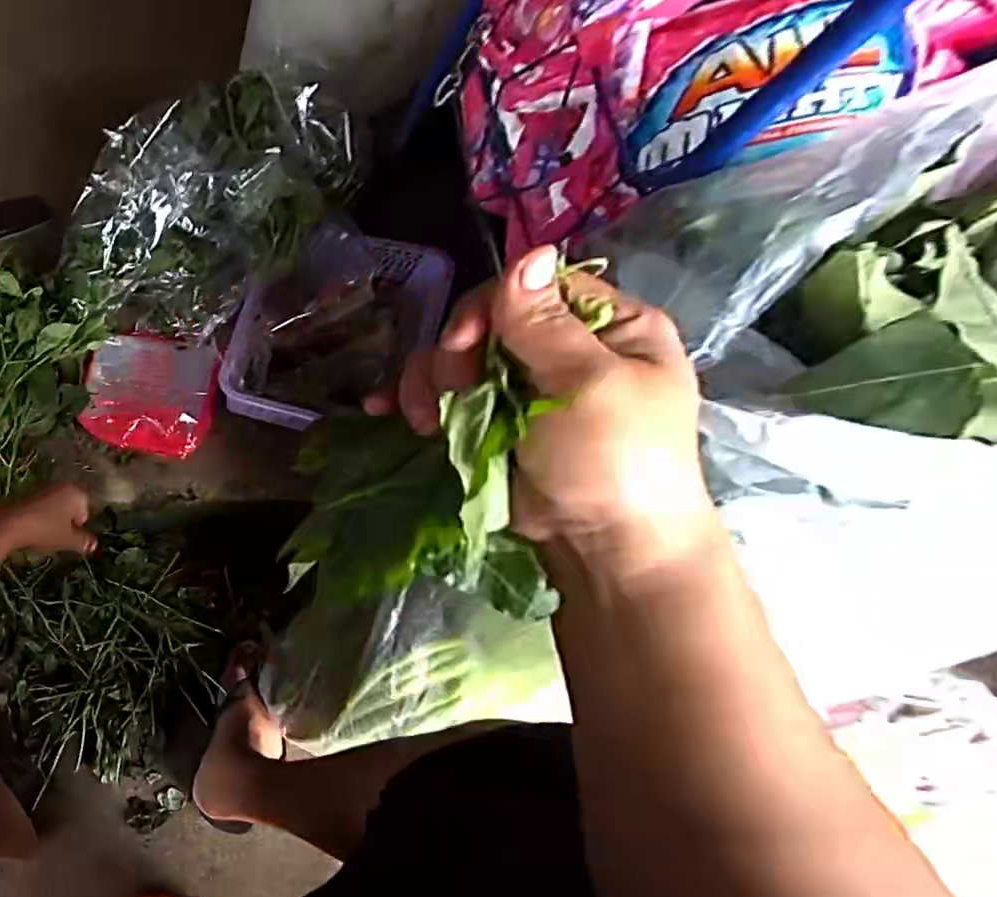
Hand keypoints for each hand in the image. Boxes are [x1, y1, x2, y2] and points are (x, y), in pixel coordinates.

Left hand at [0, 482, 96, 555]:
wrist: (7, 524)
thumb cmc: (44, 530)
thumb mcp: (68, 540)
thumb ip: (83, 541)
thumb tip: (93, 545)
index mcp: (75, 492)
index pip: (86, 513)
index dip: (78, 528)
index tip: (69, 538)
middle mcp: (60, 485)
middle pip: (70, 508)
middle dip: (66, 522)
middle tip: (57, 538)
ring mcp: (41, 487)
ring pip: (54, 508)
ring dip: (52, 520)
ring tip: (43, 535)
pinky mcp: (25, 493)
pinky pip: (39, 508)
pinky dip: (38, 517)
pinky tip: (31, 529)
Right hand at [371, 246, 712, 567]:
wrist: (600, 543)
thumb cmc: (613, 460)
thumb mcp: (587, 386)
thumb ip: (546, 326)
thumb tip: (528, 253)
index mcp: (603, 328)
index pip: (531, 289)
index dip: (487, 309)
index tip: (464, 347)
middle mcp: (556, 351)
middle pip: (481, 324)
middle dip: (453, 357)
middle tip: (454, 395)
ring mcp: (516, 390)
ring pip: (452, 362)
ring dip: (427, 385)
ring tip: (424, 423)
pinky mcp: (486, 424)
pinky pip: (440, 399)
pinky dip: (412, 401)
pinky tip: (384, 408)